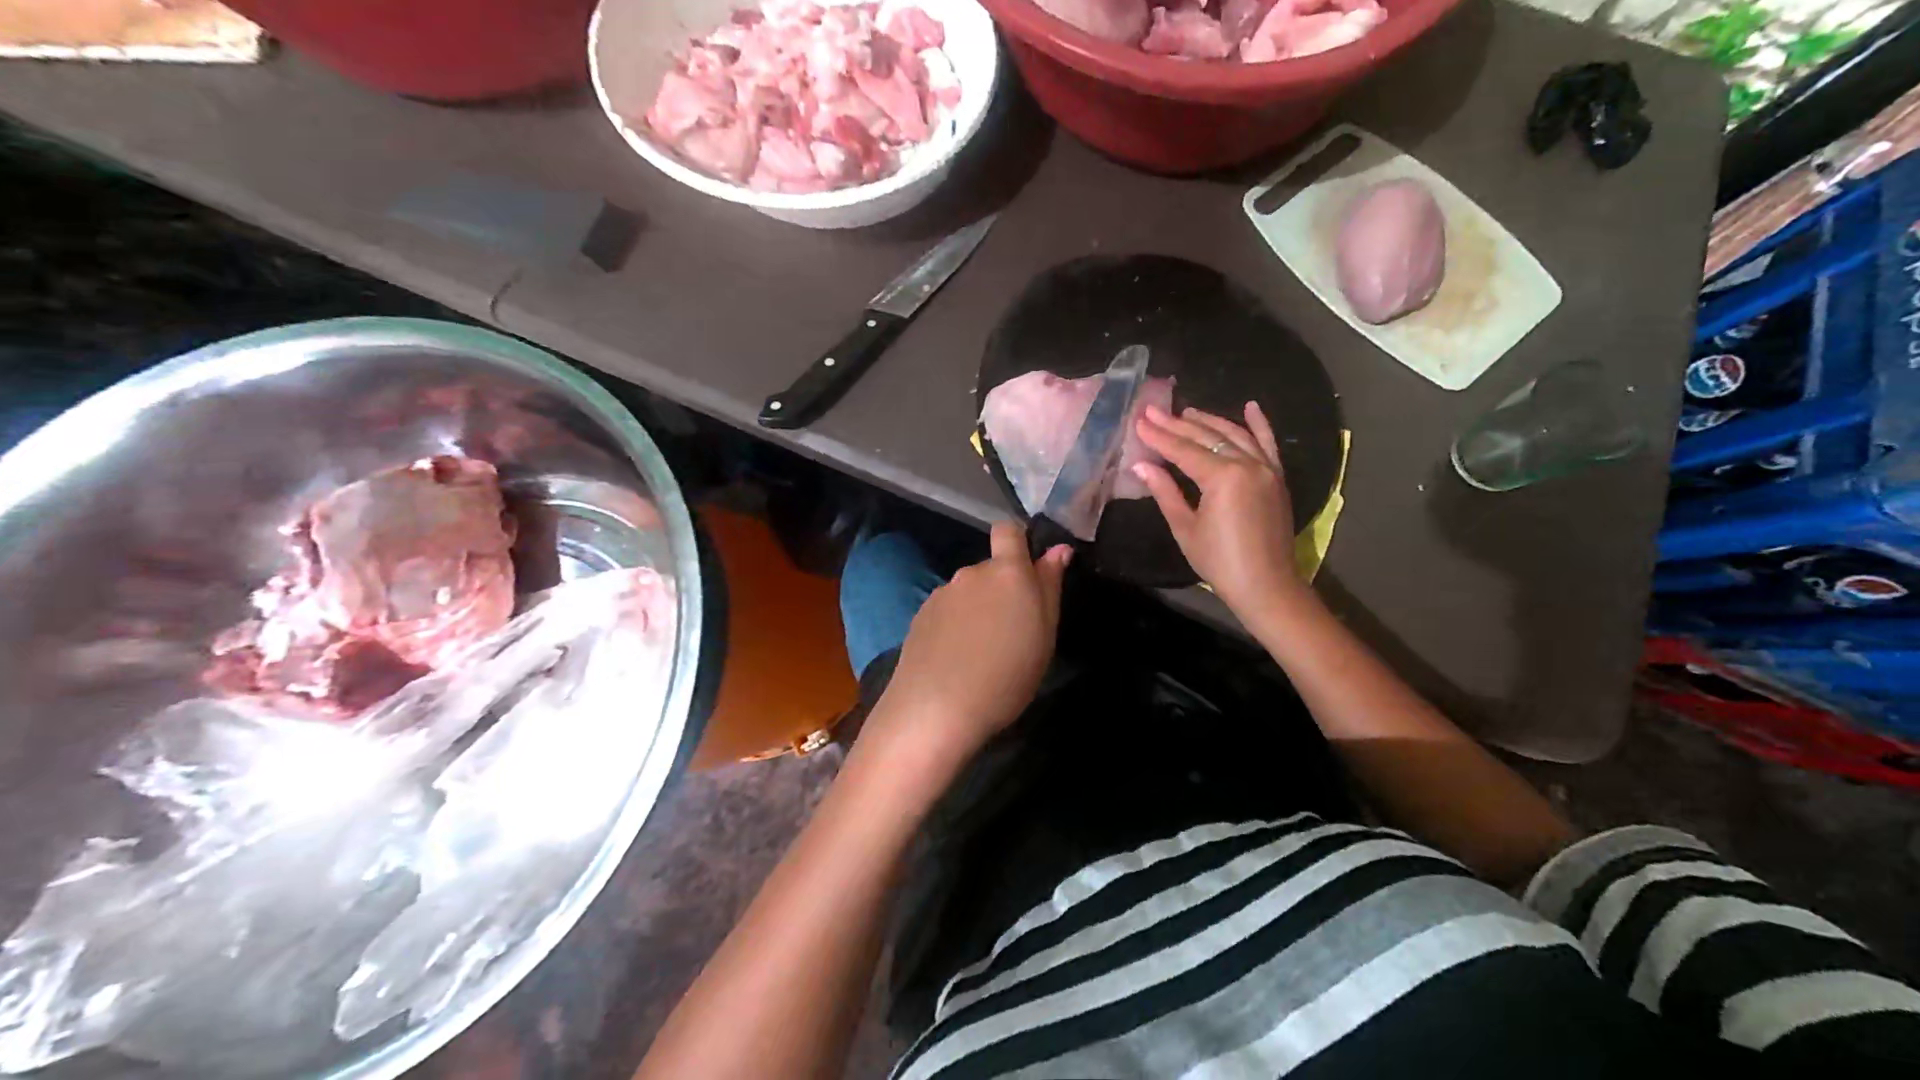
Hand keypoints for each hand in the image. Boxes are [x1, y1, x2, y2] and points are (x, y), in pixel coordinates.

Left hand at [862, 522, 1070, 768]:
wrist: (936, 709)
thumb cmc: (1006, 675)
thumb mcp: (1043, 635)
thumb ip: (1049, 587)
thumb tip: (1059, 550)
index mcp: (1007, 572)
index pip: (1008, 531)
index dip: (1018, 542)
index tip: (1028, 571)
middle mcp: (971, 573)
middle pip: (990, 569)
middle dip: (1002, 590)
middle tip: (1012, 633)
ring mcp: (942, 594)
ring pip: (968, 593)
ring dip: (978, 610)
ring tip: (982, 653)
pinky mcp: (920, 616)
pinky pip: (947, 612)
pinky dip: (954, 627)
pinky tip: (956, 660)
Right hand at [1133, 402, 1306, 615]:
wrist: (1266, 584)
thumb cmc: (1219, 561)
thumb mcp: (1185, 527)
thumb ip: (1165, 491)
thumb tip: (1142, 465)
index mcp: (1223, 478)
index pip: (1184, 450)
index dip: (1159, 436)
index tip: (1139, 421)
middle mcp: (1247, 465)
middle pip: (1207, 438)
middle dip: (1178, 424)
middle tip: (1154, 411)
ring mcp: (1266, 468)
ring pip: (1235, 435)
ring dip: (1210, 421)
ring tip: (1187, 412)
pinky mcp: (1277, 477)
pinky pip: (1267, 444)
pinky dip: (1259, 424)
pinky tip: (1250, 407)